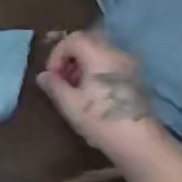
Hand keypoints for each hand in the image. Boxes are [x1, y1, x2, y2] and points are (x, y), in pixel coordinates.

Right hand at [35, 30, 170, 164]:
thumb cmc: (101, 121)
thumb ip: (54, 86)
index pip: (75, 38)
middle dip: (70, 57)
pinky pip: (110, 64)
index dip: (57, 53)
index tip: (52, 75)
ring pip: (100, 52)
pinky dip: (96, 71)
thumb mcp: (70, 105)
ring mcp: (129, 65)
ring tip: (74, 89)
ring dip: (82, 65)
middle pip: (89, 42)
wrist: (139, 142)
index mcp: (100, 57)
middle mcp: (117, 55)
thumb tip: (42, 76)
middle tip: (61, 80)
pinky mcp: (135, 78)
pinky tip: (91, 94)